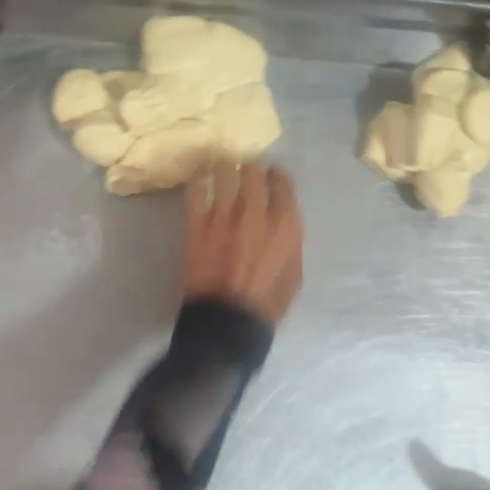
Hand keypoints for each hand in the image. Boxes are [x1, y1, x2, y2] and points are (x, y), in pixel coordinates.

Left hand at [181, 162, 302, 326]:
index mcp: (285, 225)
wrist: (227, 322)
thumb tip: (280, 224)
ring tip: (224, 172)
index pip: (283, 183)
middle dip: (252, 167)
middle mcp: (255, 213)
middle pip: (254, 170)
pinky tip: (200, 184)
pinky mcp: (196, 226)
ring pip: (224, 174)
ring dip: (226, 170)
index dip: (278, 174)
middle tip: (248, 171)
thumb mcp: (294, 272)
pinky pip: (195, 193)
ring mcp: (223, 217)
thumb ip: (289, 241)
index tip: (273, 175)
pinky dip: (199, 184)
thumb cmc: (267, 303)